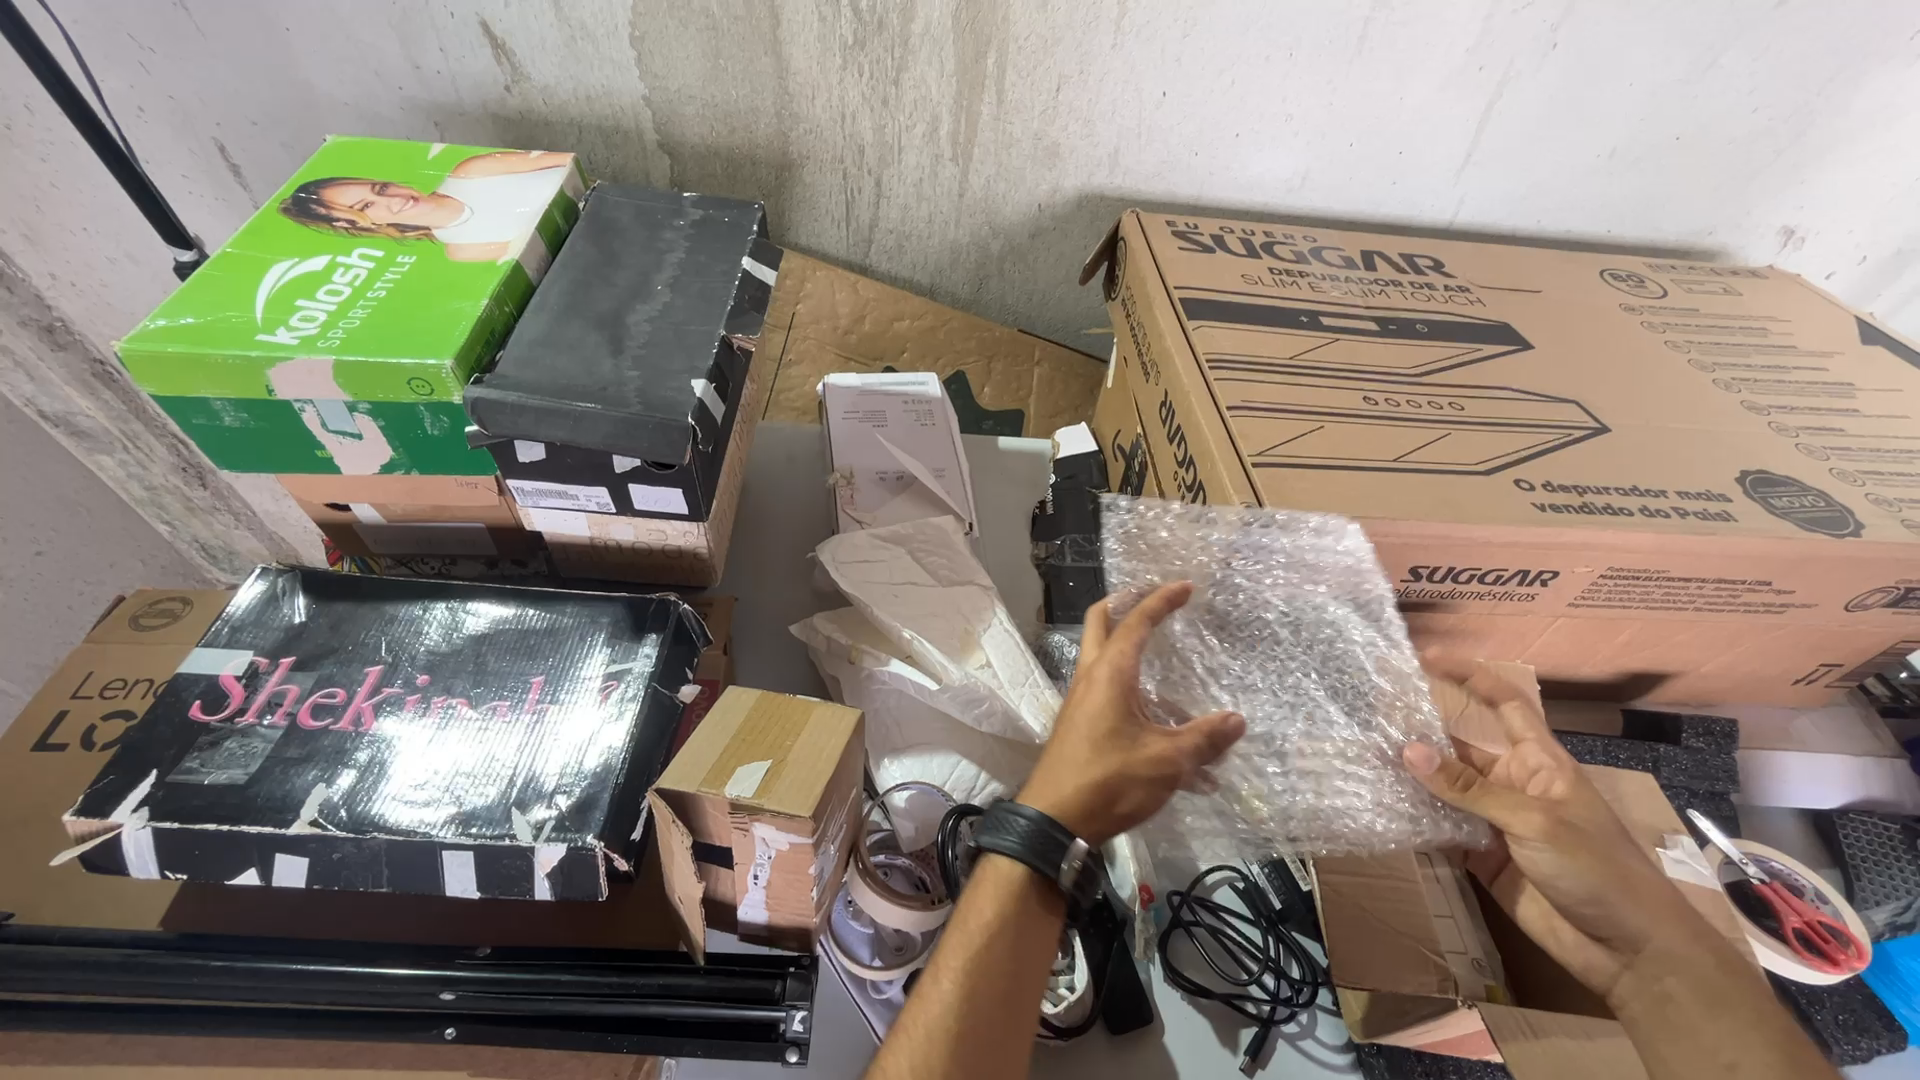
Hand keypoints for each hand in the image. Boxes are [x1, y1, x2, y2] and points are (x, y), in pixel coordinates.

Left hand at [1018, 583, 1245, 844]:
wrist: (1053, 821)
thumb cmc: (1109, 781)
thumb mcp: (1166, 762)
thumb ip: (1203, 739)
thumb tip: (1236, 720)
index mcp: (1110, 673)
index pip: (1136, 622)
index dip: (1161, 601)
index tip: (1185, 586)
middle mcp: (1091, 678)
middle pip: (1101, 623)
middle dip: (1126, 604)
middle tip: (1154, 600)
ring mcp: (1082, 702)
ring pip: (1106, 662)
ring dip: (1135, 658)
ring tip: (1177, 682)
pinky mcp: (1081, 726)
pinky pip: (1111, 698)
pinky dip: (1137, 701)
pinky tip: (1170, 739)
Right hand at [1402, 655, 1709, 999]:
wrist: (1629, 952)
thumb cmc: (1598, 870)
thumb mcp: (1534, 822)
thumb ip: (1469, 788)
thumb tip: (1407, 750)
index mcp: (1539, 763)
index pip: (1505, 705)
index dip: (1471, 678)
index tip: (1428, 659)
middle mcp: (1513, 784)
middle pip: (1460, 748)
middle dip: (1420, 733)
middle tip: (1369, 719)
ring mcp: (1495, 821)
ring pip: (1444, 788)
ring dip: (1410, 778)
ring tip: (1362, 759)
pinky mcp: (1480, 856)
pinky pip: (1439, 828)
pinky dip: (1412, 818)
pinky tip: (1380, 807)